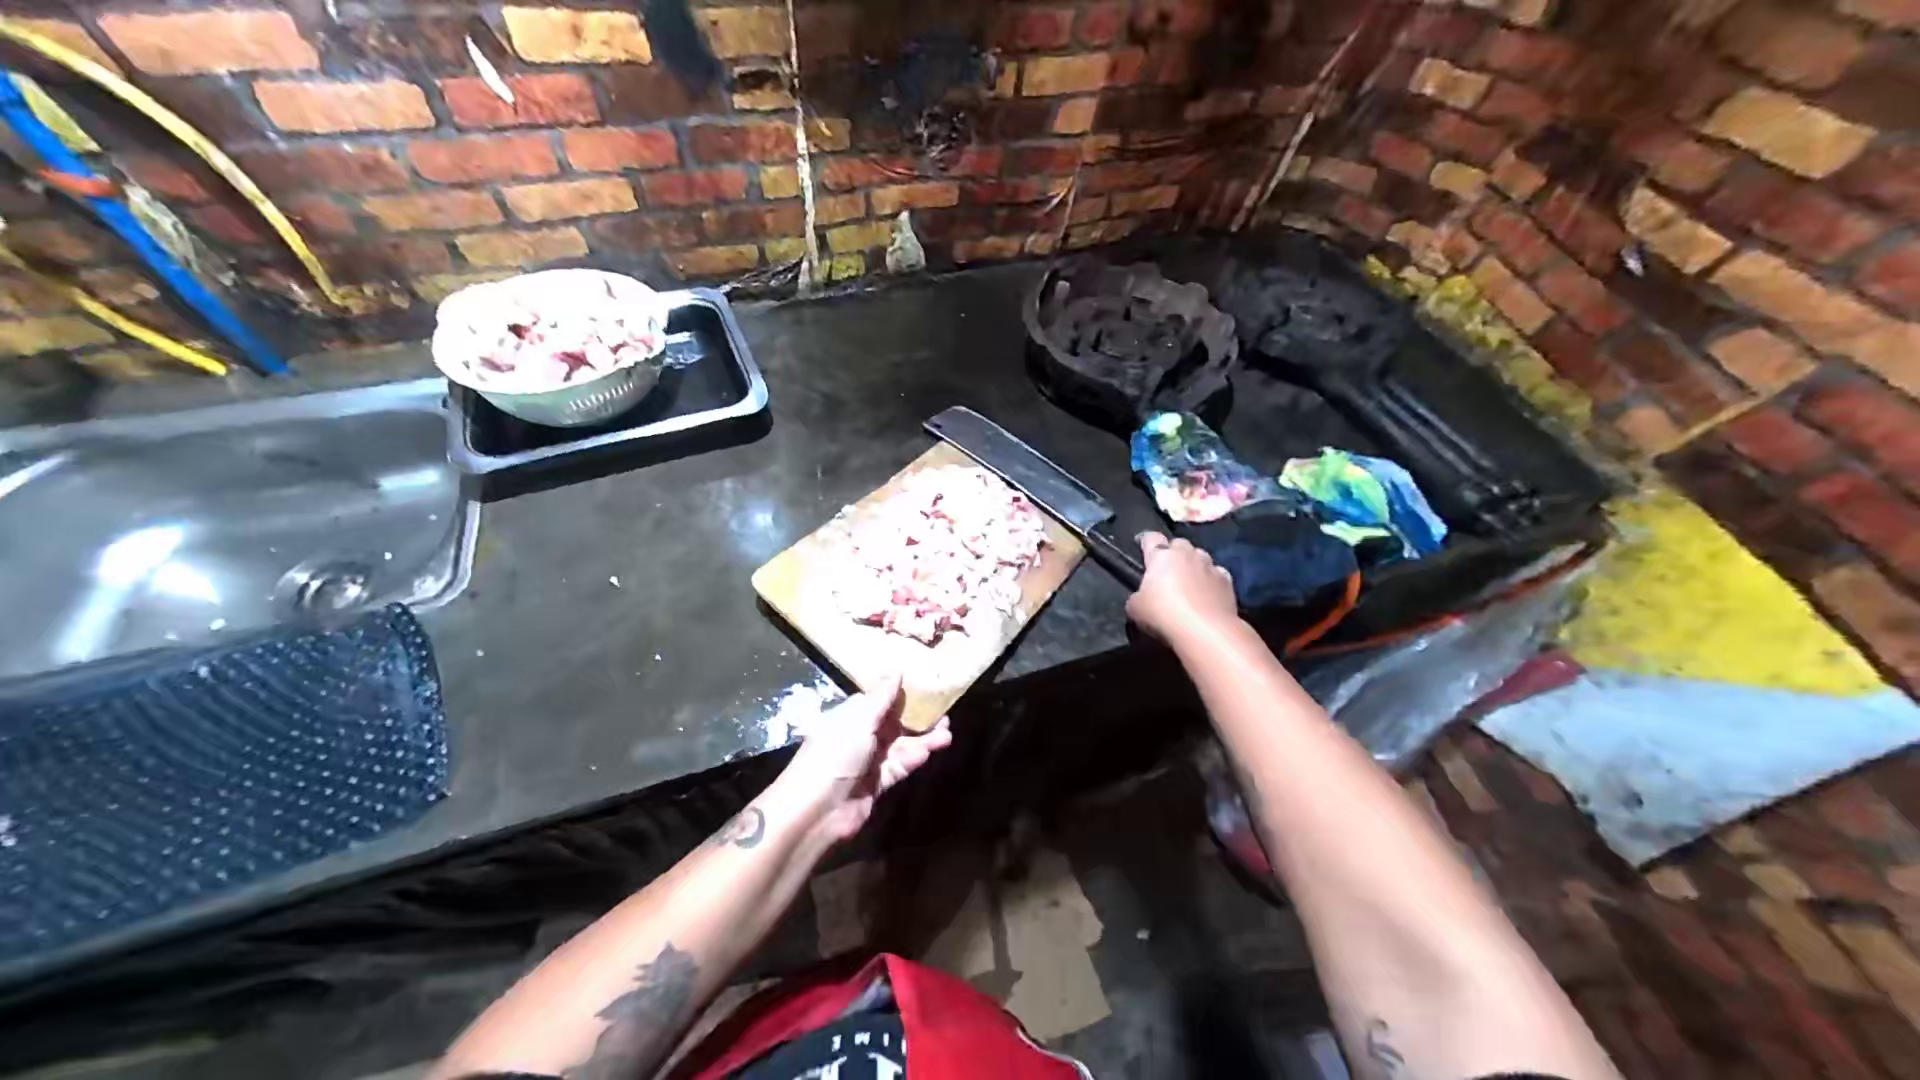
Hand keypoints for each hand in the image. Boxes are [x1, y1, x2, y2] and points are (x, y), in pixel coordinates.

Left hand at [776, 674, 951, 845]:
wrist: (819, 809)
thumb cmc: (836, 753)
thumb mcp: (859, 720)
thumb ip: (882, 697)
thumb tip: (897, 669)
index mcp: (850, 716)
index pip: (879, 700)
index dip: (900, 694)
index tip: (926, 686)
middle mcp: (860, 736)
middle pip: (894, 723)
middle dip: (918, 718)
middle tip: (944, 713)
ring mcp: (870, 760)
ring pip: (902, 745)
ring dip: (923, 739)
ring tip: (947, 733)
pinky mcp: (878, 782)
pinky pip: (900, 766)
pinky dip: (914, 758)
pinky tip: (930, 751)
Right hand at [1125, 532, 1239, 642]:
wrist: (1205, 631)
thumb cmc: (1163, 614)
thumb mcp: (1135, 608)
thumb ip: (1137, 596)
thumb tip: (1142, 597)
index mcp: (1161, 556)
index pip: (1151, 538)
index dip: (1145, 540)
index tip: (1141, 544)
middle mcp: (1187, 554)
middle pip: (1179, 544)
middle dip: (1173, 552)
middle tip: (1167, 568)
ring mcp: (1211, 566)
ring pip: (1200, 557)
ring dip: (1193, 565)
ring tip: (1189, 581)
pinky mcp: (1228, 582)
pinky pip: (1217, 574)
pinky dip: (1211, 580)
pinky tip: (1208, 594)